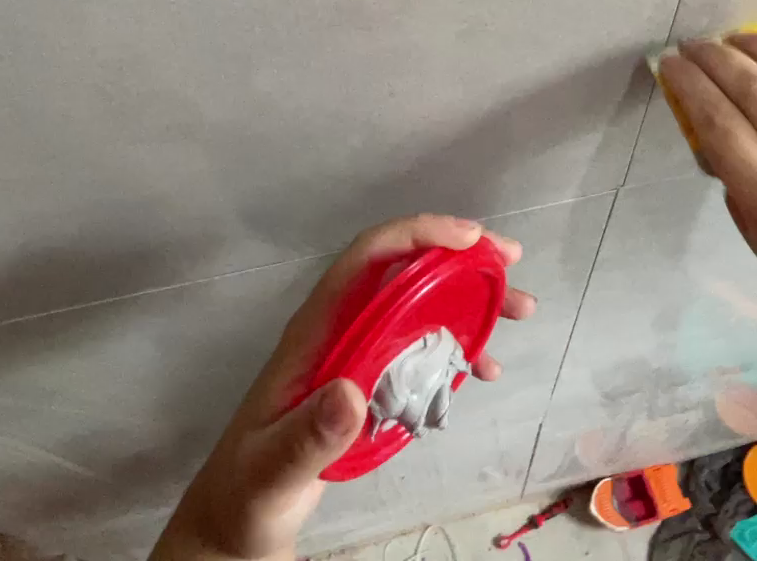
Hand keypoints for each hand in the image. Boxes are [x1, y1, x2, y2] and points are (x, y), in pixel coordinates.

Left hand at [152, 215, 536, 560]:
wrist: (240, 522)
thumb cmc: (249, 491)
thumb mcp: (273, 470)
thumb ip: (308, 436)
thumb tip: (352, 392)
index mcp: (317, 330)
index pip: (366, 259)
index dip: (416, 235)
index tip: (469, 238)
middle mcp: (342, 329)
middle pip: (404, 271)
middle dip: (458, 257)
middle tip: (509, 261)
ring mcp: (359, 352)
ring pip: (419, 304)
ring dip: (469, 298)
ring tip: (517, 309)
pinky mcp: (372, 380)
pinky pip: (421, 347)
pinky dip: (458, 346)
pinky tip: (485, 366)